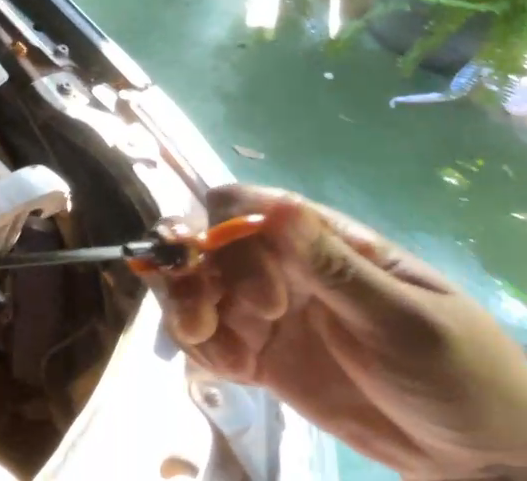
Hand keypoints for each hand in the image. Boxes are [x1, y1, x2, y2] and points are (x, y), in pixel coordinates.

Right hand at [148, 185, 526, 479]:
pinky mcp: (254, 350)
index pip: (241, 209)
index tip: (261, 297)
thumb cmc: (463, 380)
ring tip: (204, 343)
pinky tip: (229, 372)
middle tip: (201, 320)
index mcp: (319, 243)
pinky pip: (202, 333)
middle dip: (188, 274)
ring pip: (190, 283)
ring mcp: (262, 309)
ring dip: (181, 306)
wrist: (482, 464)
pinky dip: (199, 347)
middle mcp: (279, 266)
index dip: (227, 238)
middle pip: (202, 242)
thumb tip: (279, 206)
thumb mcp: (406, 323)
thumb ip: (336, 268)